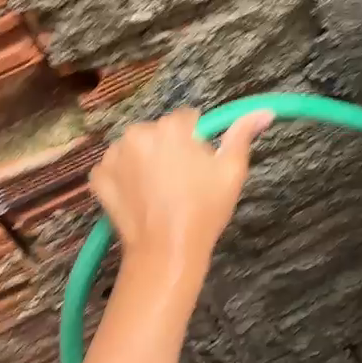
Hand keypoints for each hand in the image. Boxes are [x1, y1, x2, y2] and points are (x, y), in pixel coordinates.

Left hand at [88, 109, 273, 281]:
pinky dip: (125, 179)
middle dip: (169, 149)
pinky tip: (139, 198)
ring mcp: (113, 155)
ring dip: (145, 161)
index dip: (196, 142)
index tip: (200, 166)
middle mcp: (137, 133)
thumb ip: (243, 135)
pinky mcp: (98, 177)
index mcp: (171, 128)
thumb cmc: (204, 211)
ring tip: (159, 192)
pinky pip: (115, 169)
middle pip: (158, 132)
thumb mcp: (232, 172)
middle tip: (182, 182)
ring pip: (135, 148)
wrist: (166, 251)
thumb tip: (264, 111)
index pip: (187, 119)